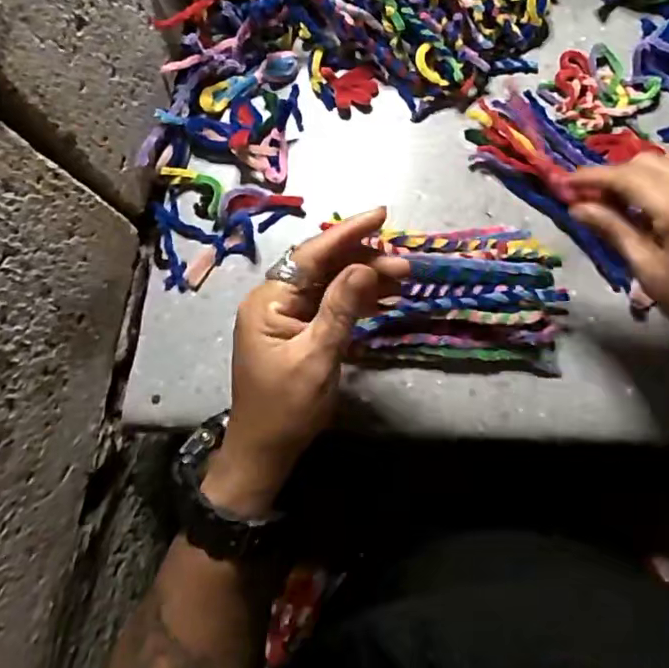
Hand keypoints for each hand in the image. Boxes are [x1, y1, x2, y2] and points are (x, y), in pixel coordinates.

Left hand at [203, 208, 407, 516]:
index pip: (311, 255)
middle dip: (364, 260)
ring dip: (365, 279)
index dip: (347, 233)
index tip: (380, 215)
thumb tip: (364, 267)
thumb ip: (340, 309)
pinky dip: (357, 300)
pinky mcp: (301, 330)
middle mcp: (275, 299)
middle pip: (323, 266)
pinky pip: (331, 304)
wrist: (264, 453)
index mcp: (268, 300)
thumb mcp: (316, 358)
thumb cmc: (285, 409)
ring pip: (331, 284)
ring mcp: (288, 314)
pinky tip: (384, 296)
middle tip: (403, 264)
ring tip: (403, 278)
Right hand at [569, 153, 668, 368]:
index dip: (591, 177)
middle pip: (648, 161)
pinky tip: (658, 196)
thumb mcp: (652, 273)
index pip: (626, 176)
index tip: (563, 185)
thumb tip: (577, 206)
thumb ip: (614, 231)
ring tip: (622, 196)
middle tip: (590, 196)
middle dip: (614, 173)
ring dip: (642, 170)